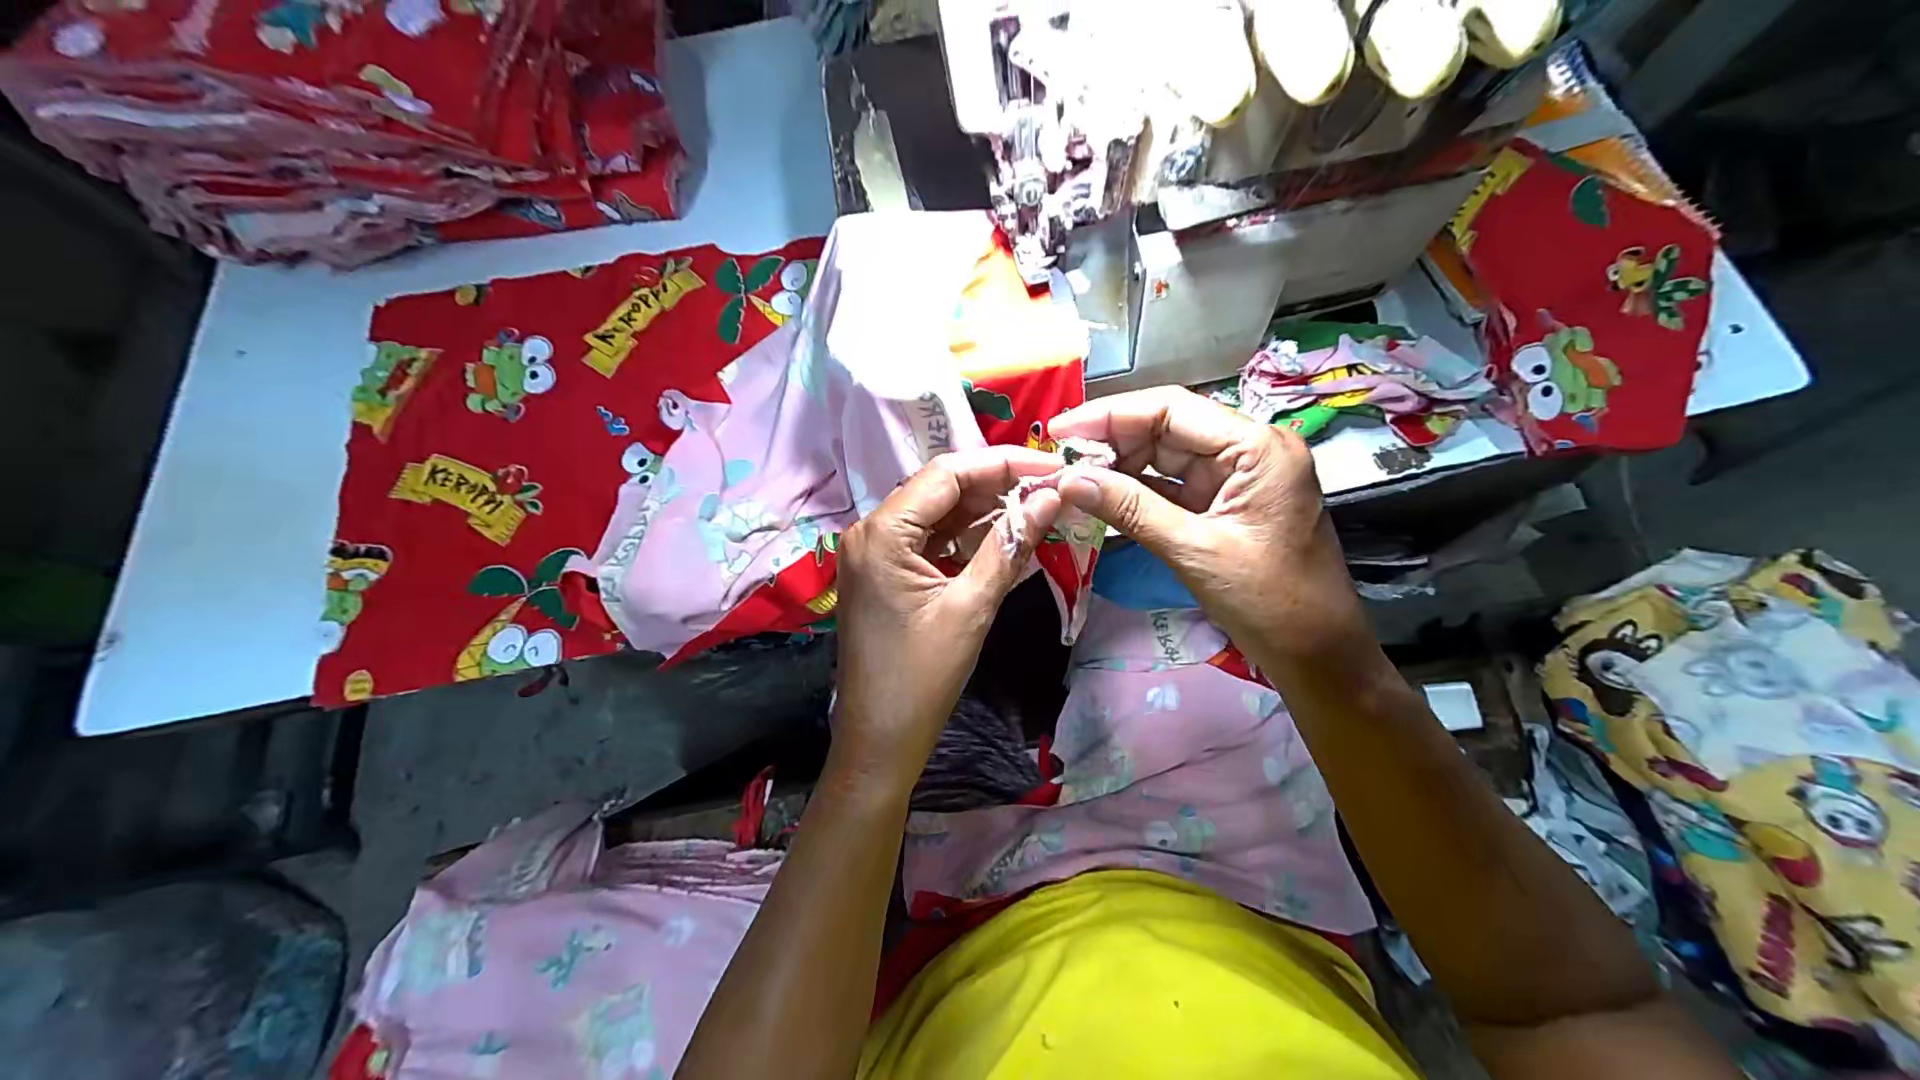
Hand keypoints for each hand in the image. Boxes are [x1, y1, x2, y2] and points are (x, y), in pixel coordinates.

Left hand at [830, 447, 1063, 797]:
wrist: (880, 739)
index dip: (1003, 464)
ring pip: (938, 513)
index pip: (947, 473)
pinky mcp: (885, 572)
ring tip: (1039, 508)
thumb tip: (1052, 497)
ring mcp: (875, 552)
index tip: (1052, 465)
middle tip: (1052, 488)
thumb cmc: (922, 678)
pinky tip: (1006, 537)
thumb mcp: (971, 607)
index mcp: (881, 533)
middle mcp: (871, 531)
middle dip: (997, 485)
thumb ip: (1010, 546)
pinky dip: (966, 537)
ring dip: (985, 510)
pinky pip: (930, 540)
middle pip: (941, 488)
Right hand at [1049, 387, 1367, 670]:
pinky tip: (1098, 497)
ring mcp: (1235, 478)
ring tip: (1070, 478)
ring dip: (1117, 467)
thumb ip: (1130, 509)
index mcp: (1257, 448)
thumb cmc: (1270, 602)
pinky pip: (1170, 487)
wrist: (1317, 654)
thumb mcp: (1195, 551)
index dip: (1109, 415)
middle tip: (1058, 460)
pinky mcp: (1223, 504)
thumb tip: (1067, 479)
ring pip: (1163, 457)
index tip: (1059, 431)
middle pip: (1165, 428)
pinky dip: (1134, 492)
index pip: (1171, 409)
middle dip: (1109, 442)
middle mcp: (1248, 451)